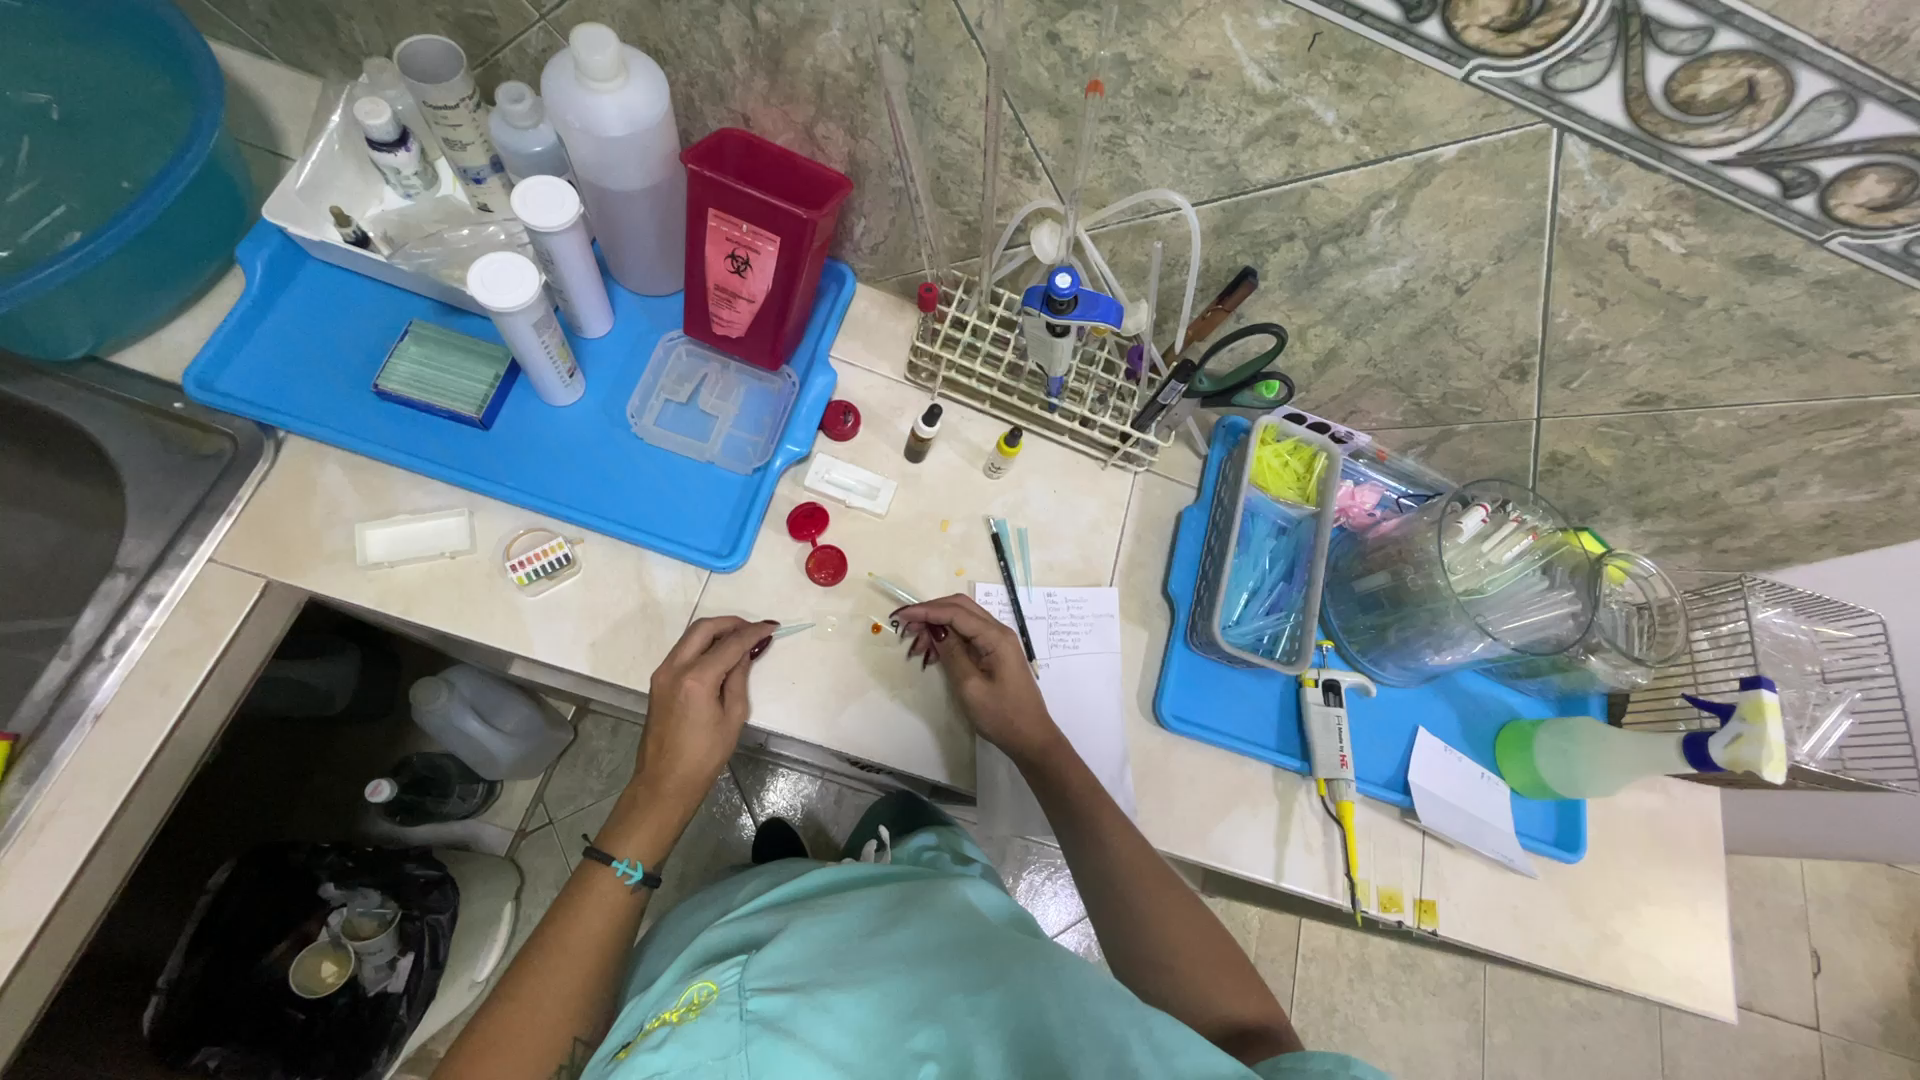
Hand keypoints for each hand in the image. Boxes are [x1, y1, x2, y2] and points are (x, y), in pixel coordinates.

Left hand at [637, 616, 776, 801]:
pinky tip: (721, 655)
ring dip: (716, 632)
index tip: (771, 627)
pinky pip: (683, 651)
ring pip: (690, 636)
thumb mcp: (733, 716)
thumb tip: (744, 653)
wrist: (665, 781)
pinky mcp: (658, 681)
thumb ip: (739, 678)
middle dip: (731, 623)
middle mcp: (674, 668)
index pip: (730, 643)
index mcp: (696, 678)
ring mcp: (662, 673)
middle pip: (703, 628)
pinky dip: (704, 645)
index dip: (753, 632)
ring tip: (741, 640)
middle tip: (753, 630)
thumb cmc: (705, 755)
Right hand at [896, 594, 1063, 763]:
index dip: (926, 611)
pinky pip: (968, 635)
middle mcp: (999, 632)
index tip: (900, 616)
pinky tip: (934, 654)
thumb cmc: (1001, 716)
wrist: (1030, 737)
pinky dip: (948, 638)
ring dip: (938, 626)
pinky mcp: (995, 652)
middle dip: (930, 614)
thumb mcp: (970, 686)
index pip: (956, 611)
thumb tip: (934, 629)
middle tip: (906, 631)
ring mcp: (998, 641)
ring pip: (962, 620)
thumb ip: (952, 653)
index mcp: (996, 637)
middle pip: (960, 608)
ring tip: (917, 649)